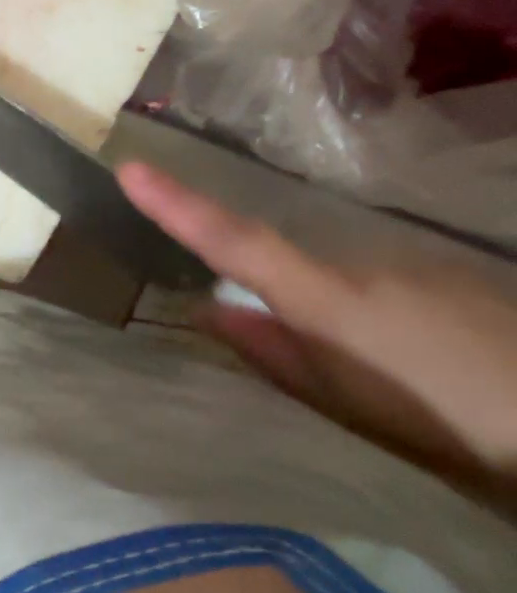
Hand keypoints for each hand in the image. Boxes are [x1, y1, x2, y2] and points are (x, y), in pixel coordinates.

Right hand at [119, 163, 516, 502]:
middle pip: (296, 268)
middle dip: (290, 305)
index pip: (232, 240)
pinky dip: (392, 318)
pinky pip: (395, 287)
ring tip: (390, 378)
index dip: (177, 205)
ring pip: (349, 280)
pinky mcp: (463, 275)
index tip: (130, 169)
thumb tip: (207, 309)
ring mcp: (421, 264)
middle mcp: (367, 263)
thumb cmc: (443, 423)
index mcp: (323, 297)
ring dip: (348, 316)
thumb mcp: (339, 401)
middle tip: (327, 371)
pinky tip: (428, 363)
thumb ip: (267, 349)